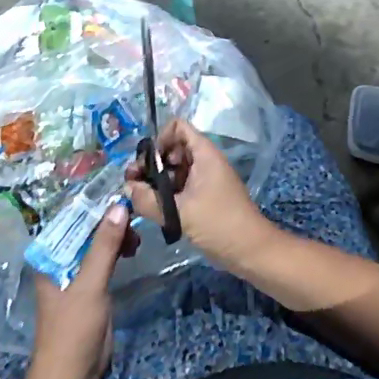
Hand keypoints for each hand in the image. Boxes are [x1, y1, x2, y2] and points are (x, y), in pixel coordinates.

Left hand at [28, 203, 134, 378]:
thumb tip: (119, 206)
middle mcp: (58, 259)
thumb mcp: (91, 284)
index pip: (70, 218)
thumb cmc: (73, 329)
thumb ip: (104, 246)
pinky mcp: (88, 287)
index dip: (94, 203)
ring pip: (96, 243)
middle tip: (135, 216)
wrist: (70, 377)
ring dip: (115, 236)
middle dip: (108, 220)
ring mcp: (73, 273)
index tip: (120, 190)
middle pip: (84, 229)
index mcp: (48, 255)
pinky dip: (116, 251)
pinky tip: (132, 249)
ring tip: (136, 237)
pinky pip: (102, 260)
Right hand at [126, 119, 282, 273]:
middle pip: (173, 148)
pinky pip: (182, 184)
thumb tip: (128, 188)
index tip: (147, 163)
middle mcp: (205, 160)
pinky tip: (156, 208)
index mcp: (204, 154)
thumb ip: (148, 200)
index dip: (159, 139)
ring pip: (176, 168)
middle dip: (153, 162)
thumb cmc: (218, 224)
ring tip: (141, 197)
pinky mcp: (205, 195)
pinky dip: (168, 192)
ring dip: (158, 179)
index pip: (178, 127)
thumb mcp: (179, 213)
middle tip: (135, 183)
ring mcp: (206, 178)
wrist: (251, 251)